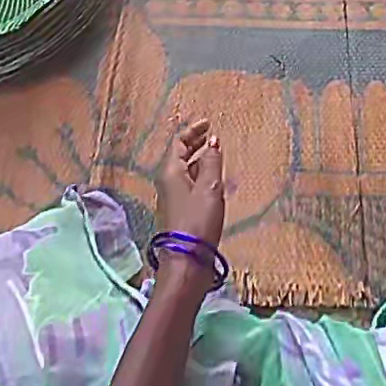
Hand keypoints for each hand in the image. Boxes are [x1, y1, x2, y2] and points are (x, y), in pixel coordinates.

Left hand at [156, 118, 223, 247]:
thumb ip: (212, 162)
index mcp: (171, 171)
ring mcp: (173, 197)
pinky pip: (191, 185)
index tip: (208, 124)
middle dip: (196, 144)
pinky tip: (215, 182)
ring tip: (218, 156)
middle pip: (181, 156)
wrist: (187, 261)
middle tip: (212, 136)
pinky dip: (202, 177)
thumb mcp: (209, 187)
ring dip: (201, 161)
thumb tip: (213, 141)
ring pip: (187, 171)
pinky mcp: (181, 211)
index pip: (179, 142)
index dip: (193, 131)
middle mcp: (168, 182)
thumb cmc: (197, 221)